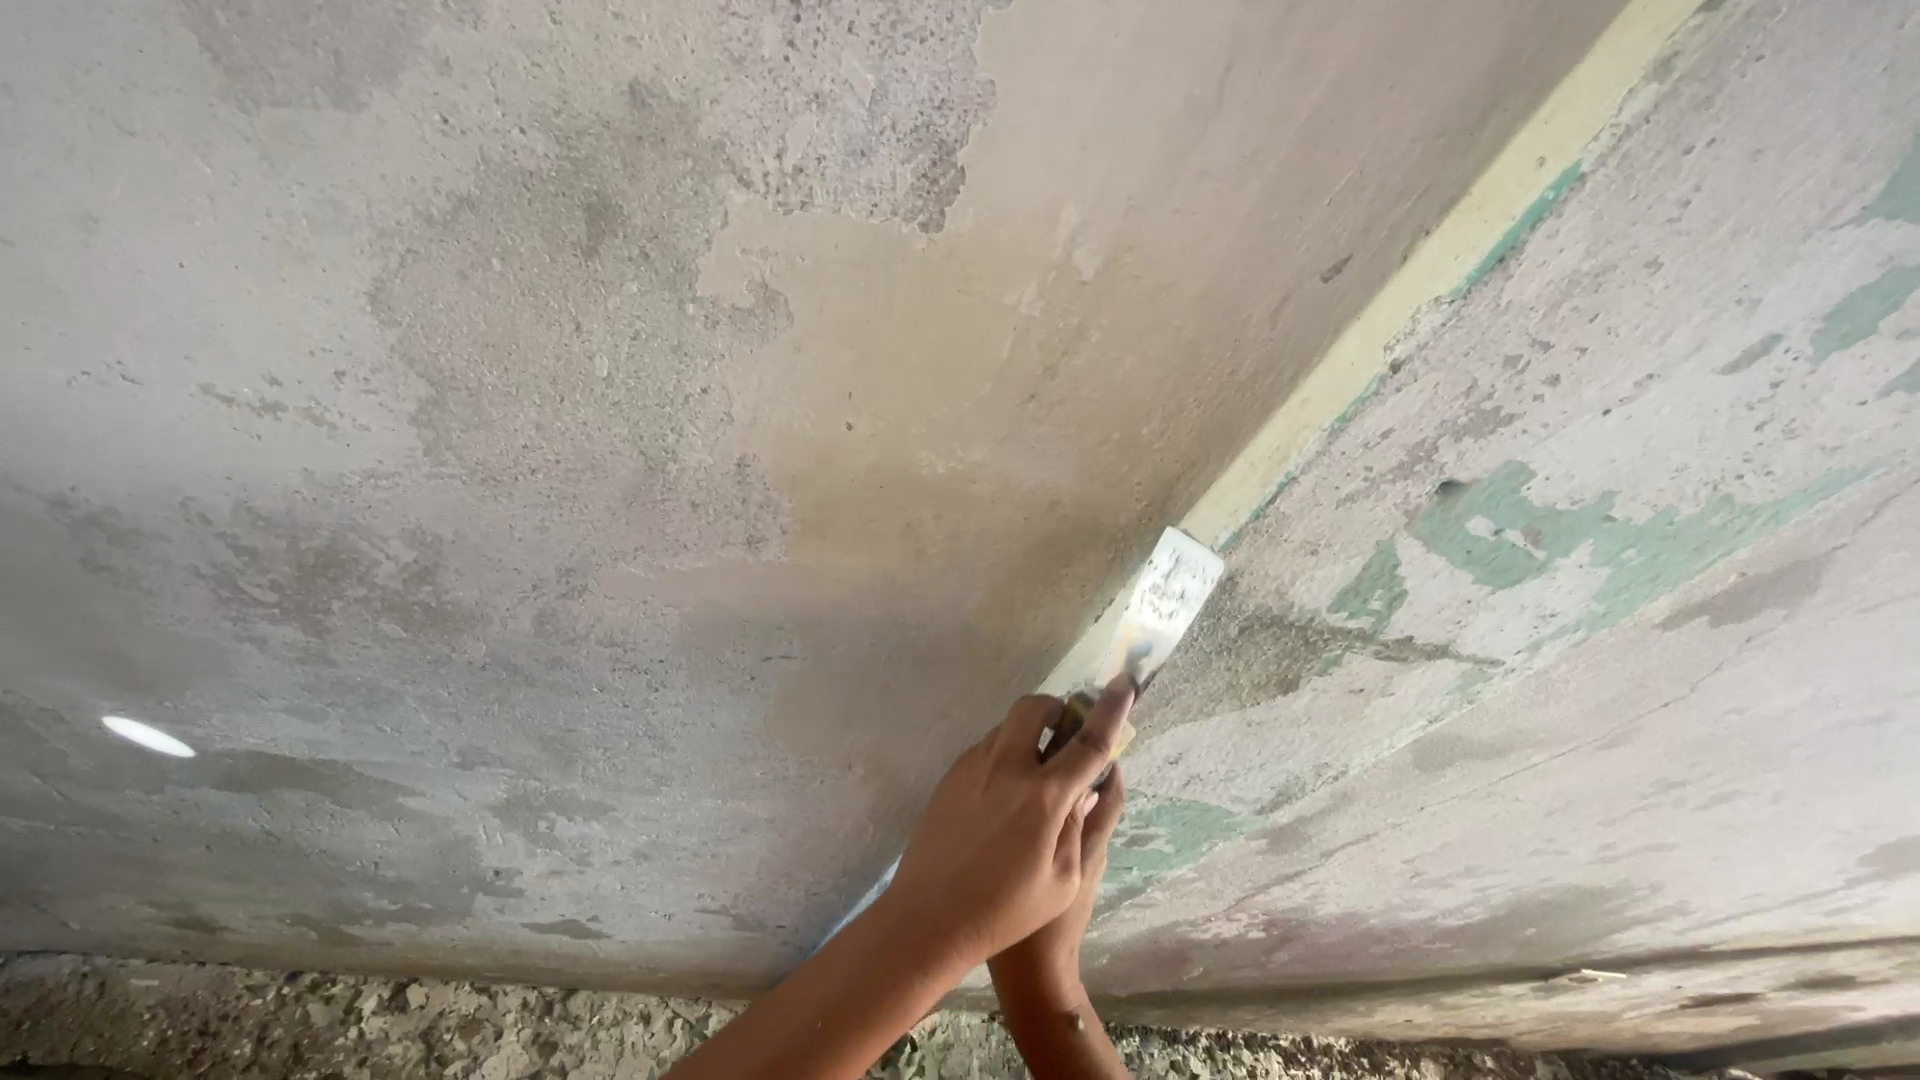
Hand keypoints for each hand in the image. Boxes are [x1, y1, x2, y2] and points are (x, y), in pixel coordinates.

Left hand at [888, 675, 1136, 968]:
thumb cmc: (1005, 909)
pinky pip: (986, 749)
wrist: (928, 917)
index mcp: (1043, 796)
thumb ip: (1077, 827)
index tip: (1124, 683)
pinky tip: (1002, 798)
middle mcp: (1006, 768)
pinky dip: (1004, 755)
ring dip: (1028, 734)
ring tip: (1033, 775)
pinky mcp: (950, 777)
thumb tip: (1080, 790)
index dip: (1111, 709)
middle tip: (1064, 732)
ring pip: (1006, 726)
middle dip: (1055, 708)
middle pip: (1034, 708)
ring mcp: (972, 768)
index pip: (1088, 742)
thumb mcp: (1062, 880)